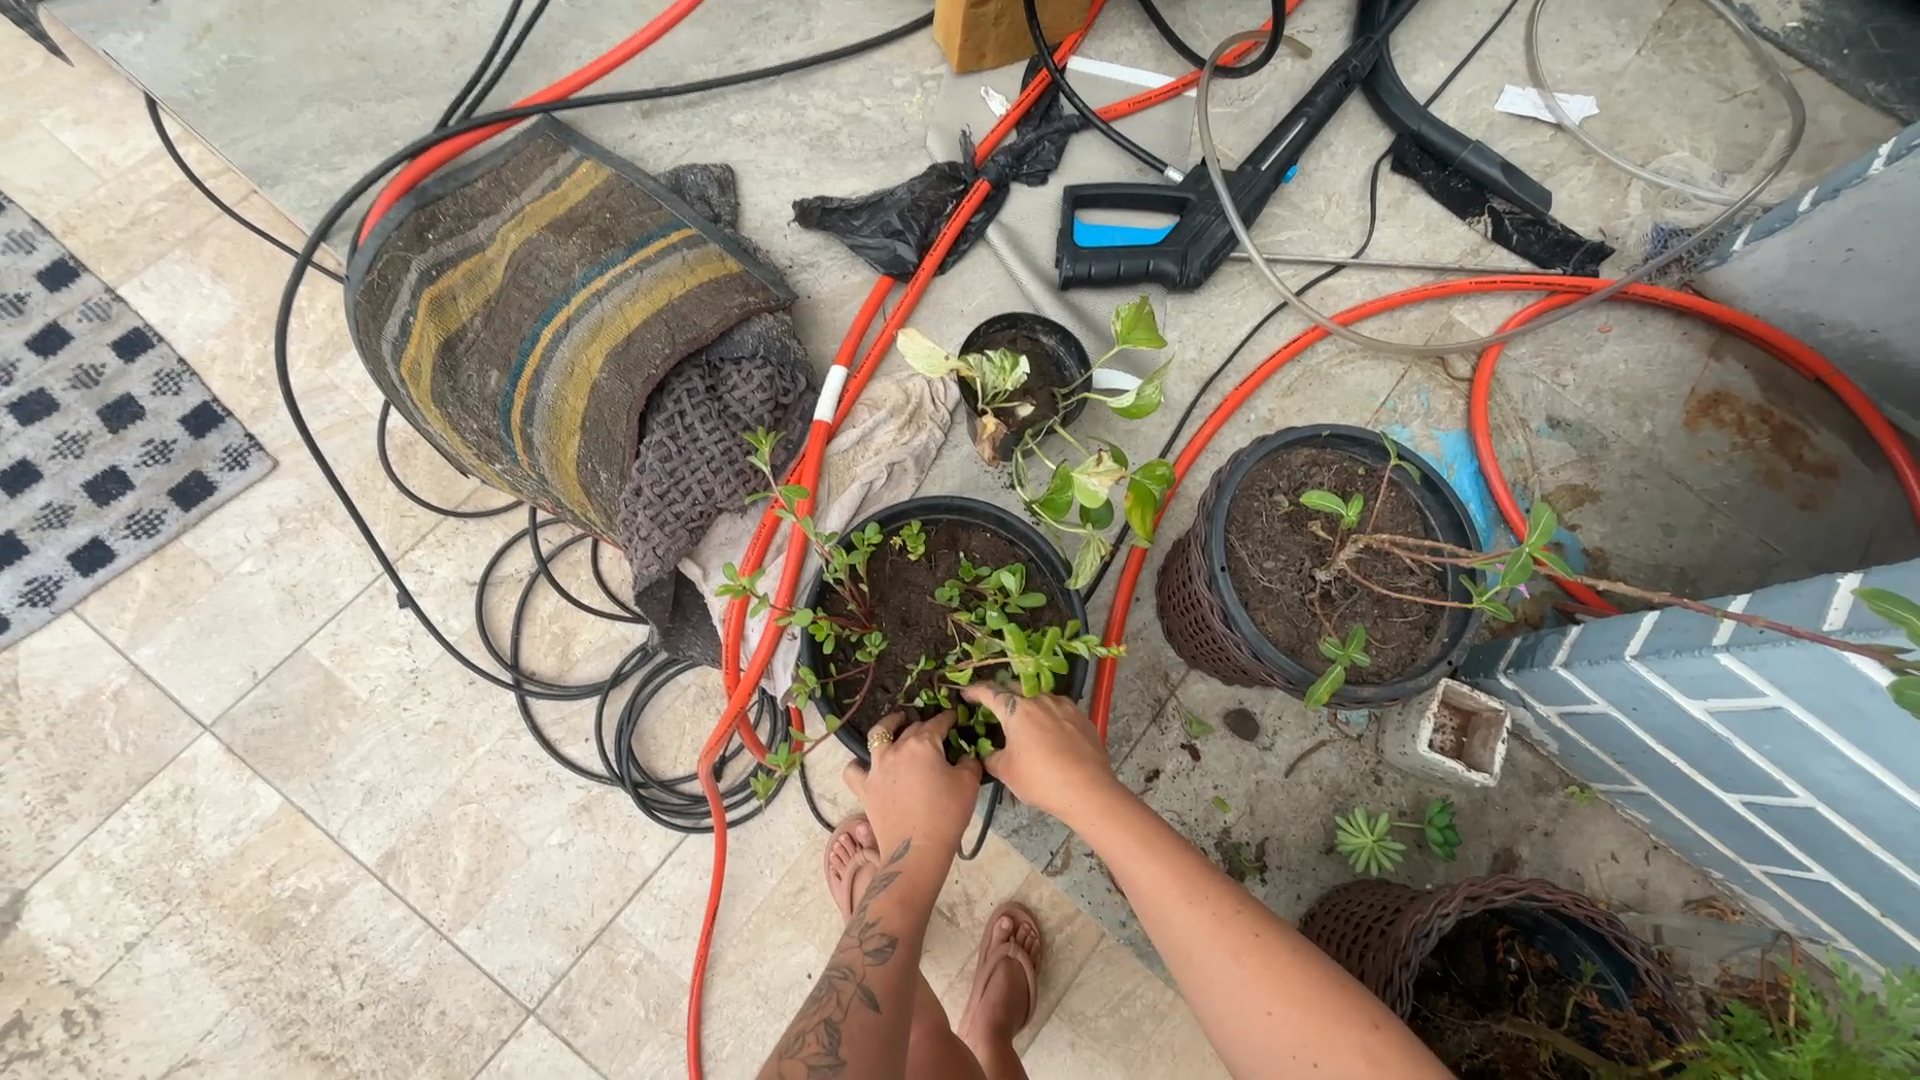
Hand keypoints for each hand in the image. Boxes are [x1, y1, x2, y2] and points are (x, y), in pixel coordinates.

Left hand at [844, 711, 983, 857]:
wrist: (917, 849)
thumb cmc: (947, 815)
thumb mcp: (969, 784)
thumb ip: (969, 762)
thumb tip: (965, 755)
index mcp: (923, 744)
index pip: (938, 723)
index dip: (948, 718)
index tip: (954, 716)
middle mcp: (896, 749)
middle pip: (912, 729)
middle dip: (925, 725)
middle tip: (935, 729)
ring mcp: (876, 768)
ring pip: (877, 736)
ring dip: (888, 725)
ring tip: (896, 723)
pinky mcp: (864, 788)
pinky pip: (853, 770)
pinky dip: (857, 764)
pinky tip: (865, 764)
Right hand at [960, 685, 1123, 824]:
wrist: (1088, 790)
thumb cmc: (1041, 780)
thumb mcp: (1006, 772)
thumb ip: (991, 757)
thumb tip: (988, 752)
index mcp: (1016, 710)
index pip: (990, 692)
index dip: (975, 691)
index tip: (967, 693)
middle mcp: (1040, 700)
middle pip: (1015, 688)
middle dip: (1002, 693)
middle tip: (995, 707)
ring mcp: (1063, 705)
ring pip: (1039, 695)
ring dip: (1028, 702)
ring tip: (1025, 720)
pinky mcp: (1081, 715)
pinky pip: (1059, 707)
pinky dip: (1049, 713)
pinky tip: (1051, 730)